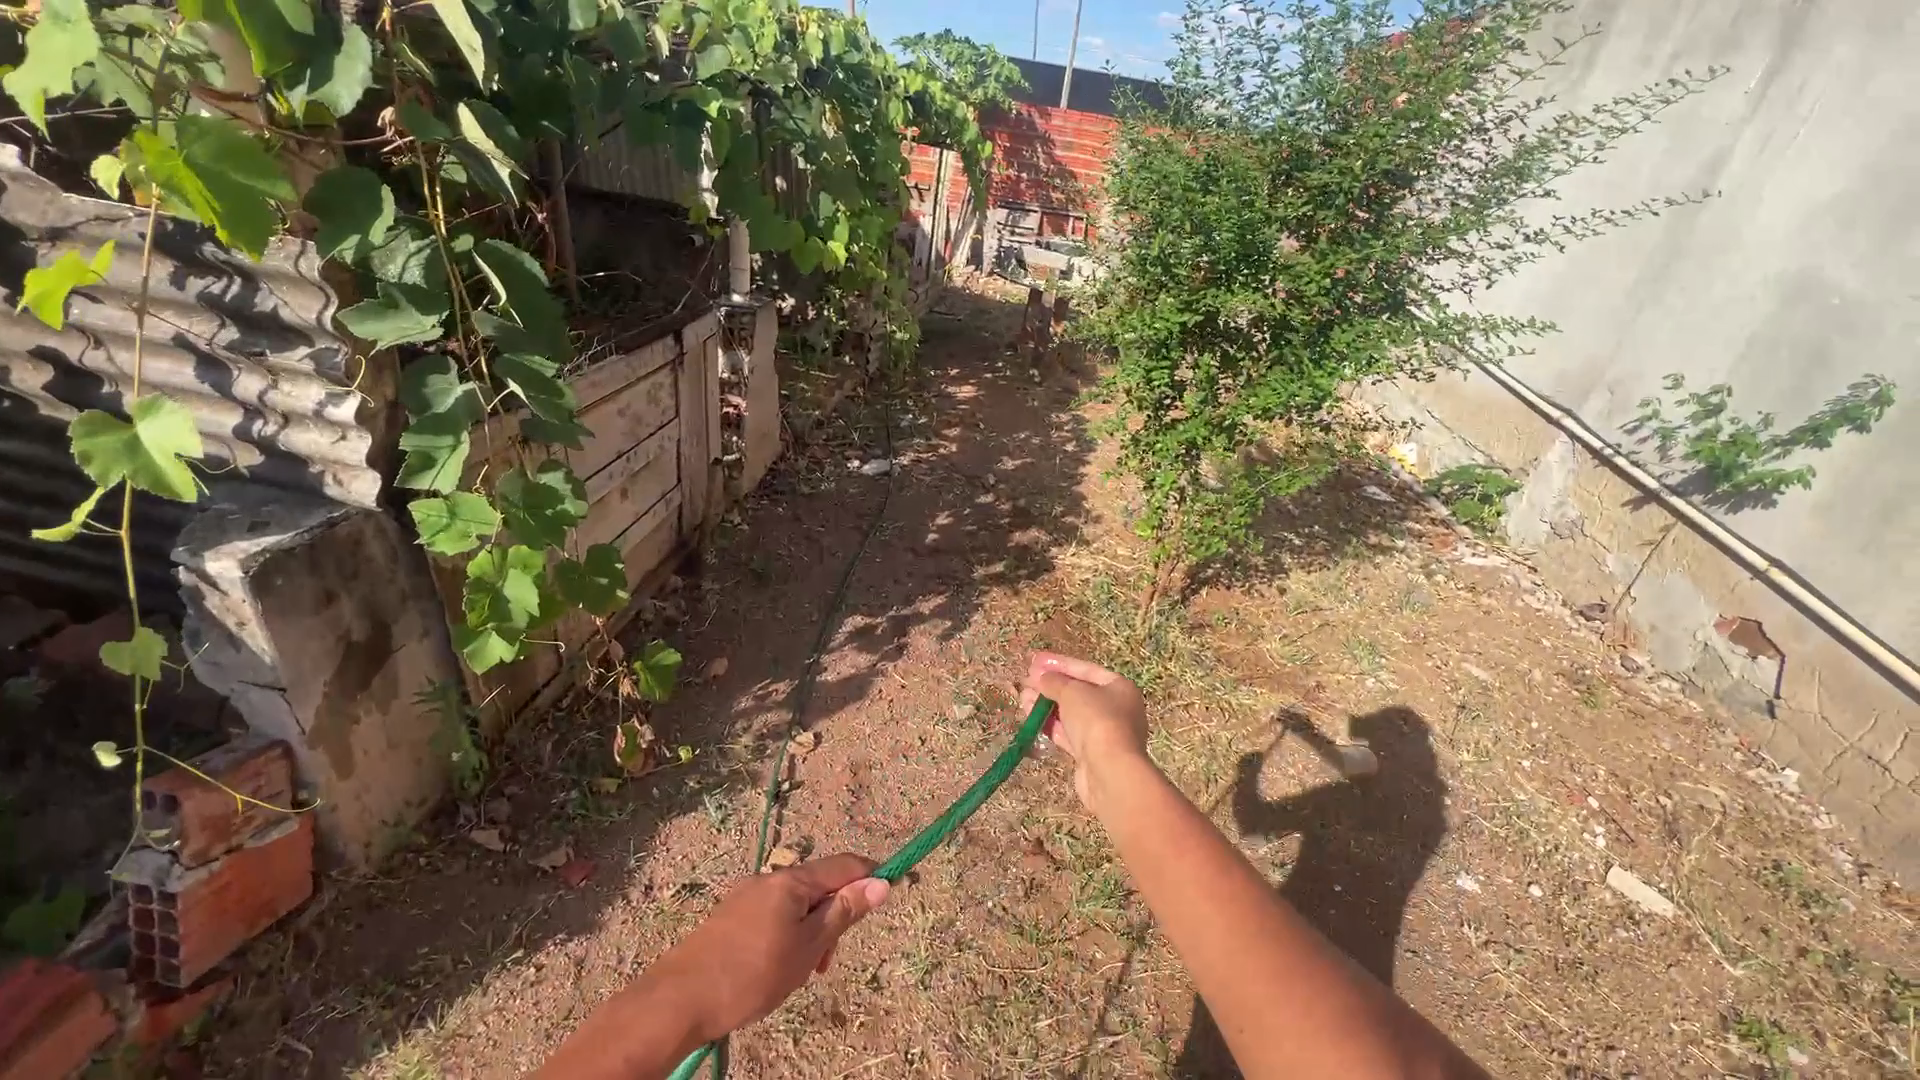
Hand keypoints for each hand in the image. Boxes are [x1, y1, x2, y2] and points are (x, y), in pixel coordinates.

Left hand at [645, 854, 890, 1042]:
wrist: (679, 1001)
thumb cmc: (752, 974)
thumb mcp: (808, 947)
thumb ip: (844, 913)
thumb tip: (880, 883)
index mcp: (790, 880)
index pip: (843, 865)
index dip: (870, 876)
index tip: (892, 892)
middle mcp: (767, 879)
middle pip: (818, 885)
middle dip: (833, 915)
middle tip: (827, 960)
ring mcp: (744, 896)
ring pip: (794, 905)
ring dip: (810, 930)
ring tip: (800, 971)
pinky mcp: (729, 918)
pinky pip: (772, 916)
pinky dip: (787, 935)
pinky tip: (775, 969)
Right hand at [1018, 651, 1151, 810]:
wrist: (1109, 770)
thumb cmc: (1096, 720)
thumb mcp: (1072, 692)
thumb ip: (1054, 681)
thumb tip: (1041, 677)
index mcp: (1119, 688)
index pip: (1085, 670)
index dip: (1059, 663)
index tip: (1034, 660)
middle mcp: (1116, 709)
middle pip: (1078, 692)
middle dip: (1050, 686)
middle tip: (1026, 680)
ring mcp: (1103, 733)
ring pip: (1070, 714)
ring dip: (1046, 705)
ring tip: (1022, 697)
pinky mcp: (1090, 754)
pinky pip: (1067, 733)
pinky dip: (1050, 724)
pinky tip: (1031, 718)